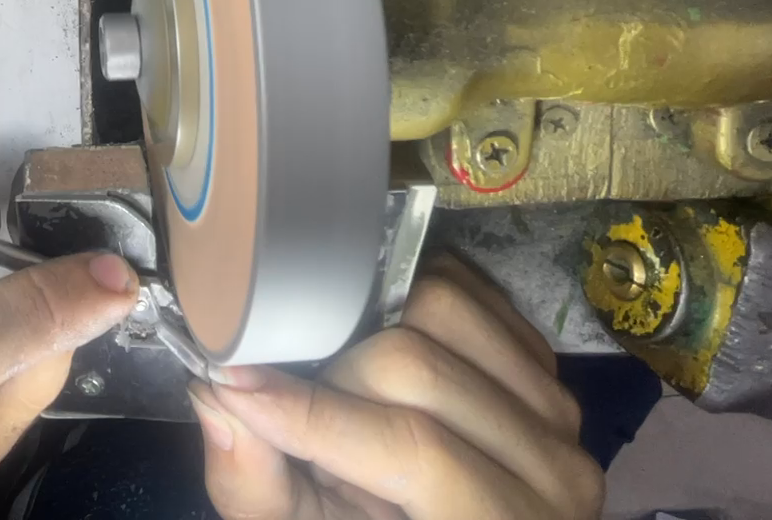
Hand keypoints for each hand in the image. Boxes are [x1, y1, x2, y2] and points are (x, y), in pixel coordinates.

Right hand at [189, 256, 603, 519]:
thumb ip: (257, 488)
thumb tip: (216, 395)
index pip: (416, 448)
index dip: (312, 414)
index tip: (232, 384)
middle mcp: (554, 471)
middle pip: (419, 364)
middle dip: (332, 373)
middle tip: (288, 390)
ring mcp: (555, 404)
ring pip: (442, 303)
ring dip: (366, 324)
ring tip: (337, 369)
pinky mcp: (537, 353)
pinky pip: (461, 282)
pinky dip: (400, 288)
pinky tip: (374, 328)